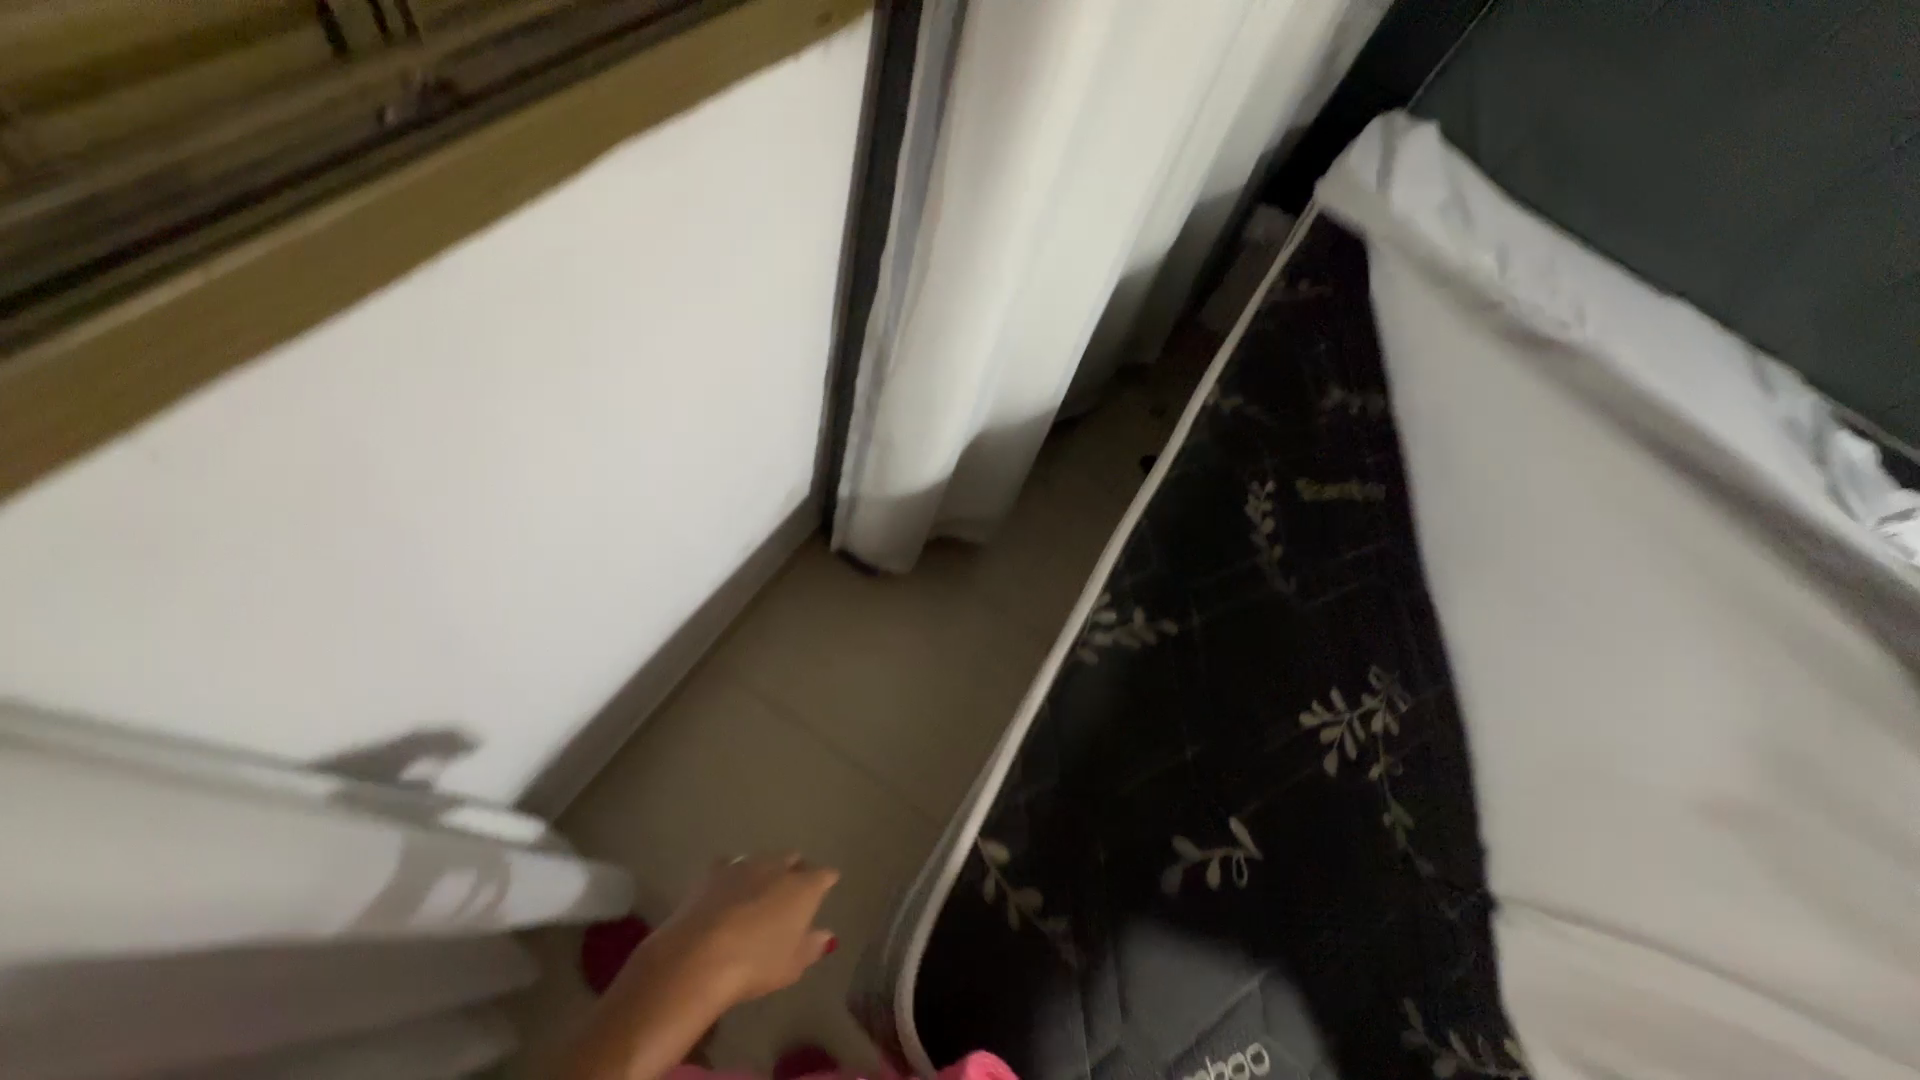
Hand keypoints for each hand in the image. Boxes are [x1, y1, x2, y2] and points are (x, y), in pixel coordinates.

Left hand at [655, 853, 839, 1005]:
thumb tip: (825, 935)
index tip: (826, 888)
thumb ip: (812, 946)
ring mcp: (744, 866)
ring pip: (762, 859)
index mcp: (804, 888)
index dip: (826, 881)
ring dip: (765, 871)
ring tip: (760, 890)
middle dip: (796, 870)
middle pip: (793, 859)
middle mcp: (777, 868)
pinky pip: (730, 866)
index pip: (825, 874)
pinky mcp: (713, 872)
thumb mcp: (792, 966)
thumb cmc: (755, 965)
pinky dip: (733, 876)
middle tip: (793, 890)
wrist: (698, 957)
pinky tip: (728, 890)